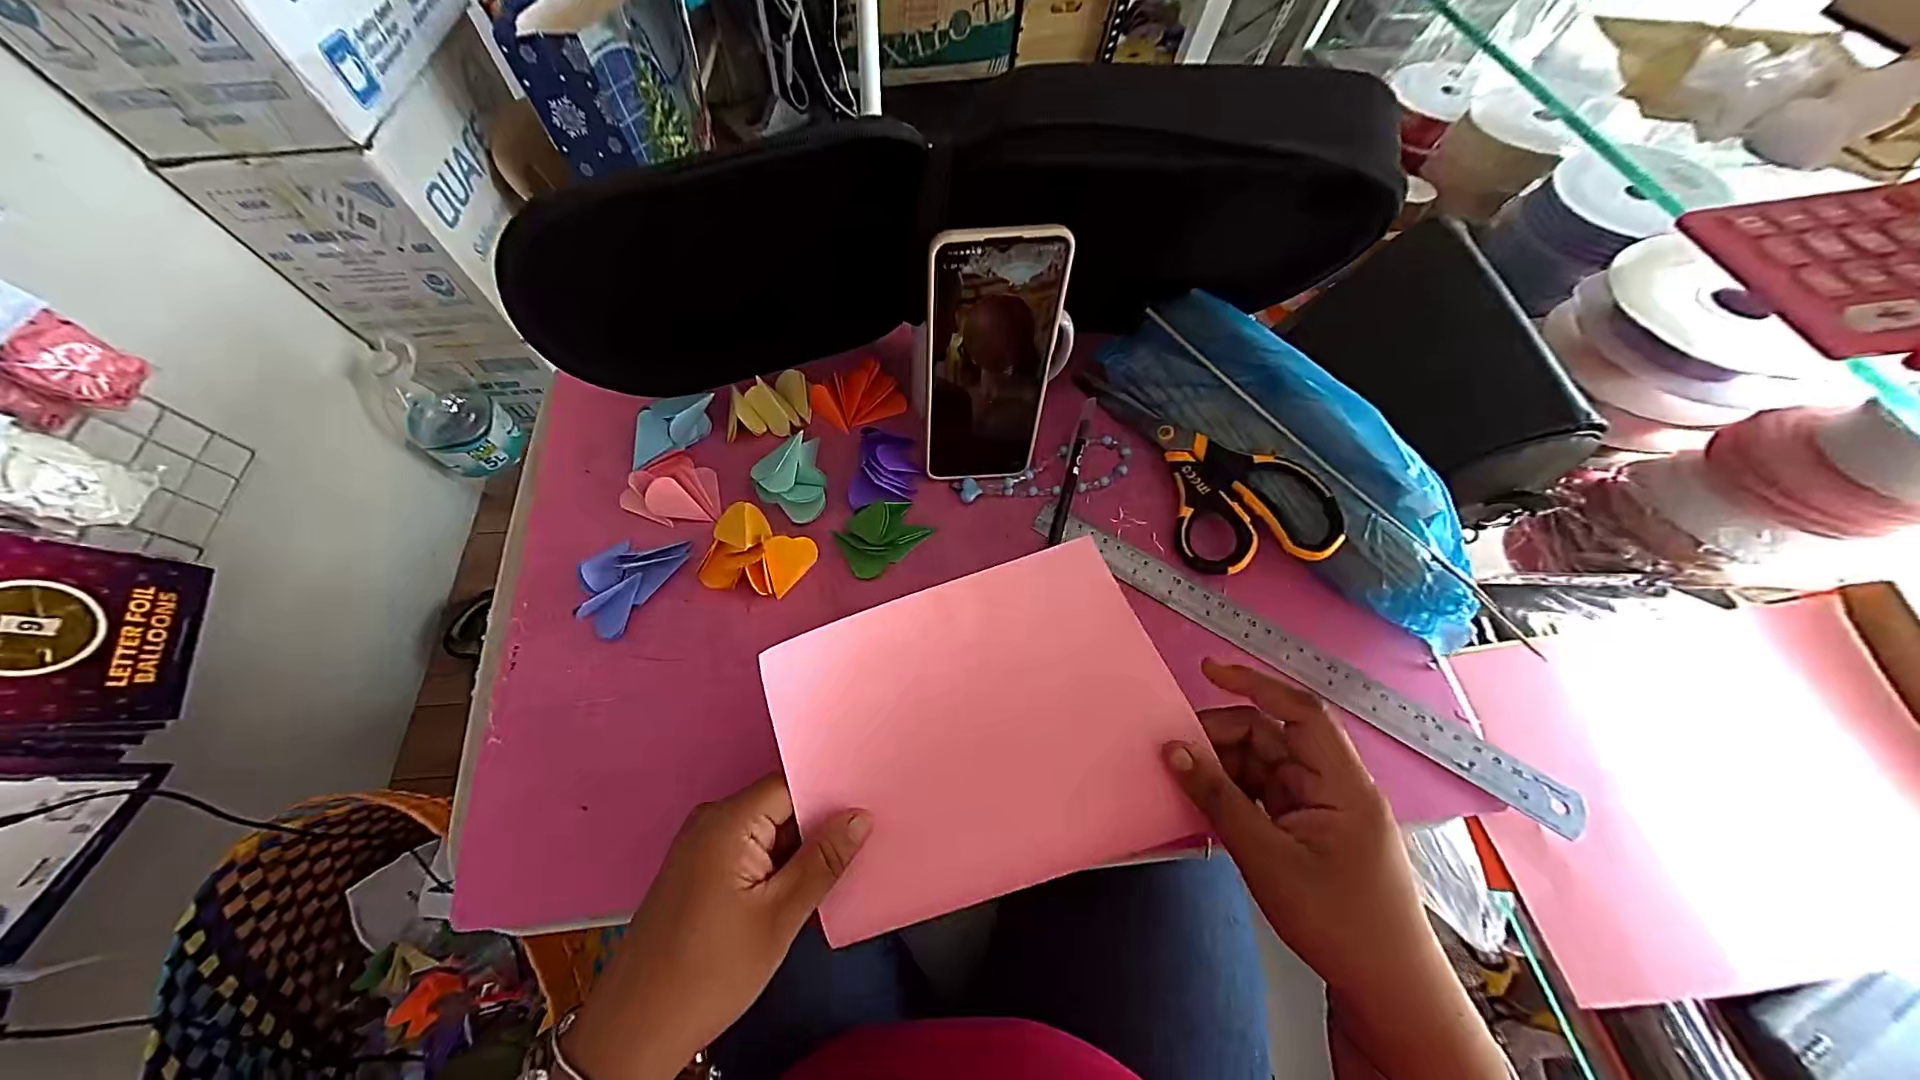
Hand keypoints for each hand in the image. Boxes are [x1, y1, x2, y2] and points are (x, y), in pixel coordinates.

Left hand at [562, 776, 870, 1079]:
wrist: (633, 1032)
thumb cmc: (706, 975)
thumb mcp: (779, 916)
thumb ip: (823, 861)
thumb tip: (859, 818)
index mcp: (727, 821)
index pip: (791, 785)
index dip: (829, 797)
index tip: (864, 813)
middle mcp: (710, 821)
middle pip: (780, 804)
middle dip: (816, 826)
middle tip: (854, 849)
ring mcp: (700, 844)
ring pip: (767, 829)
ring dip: (796, 849)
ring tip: (828, 873)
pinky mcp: (697, 868)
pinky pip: (748, 848)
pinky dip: (774, 864)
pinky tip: (792, 890)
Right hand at [1164, 659, 1504, 1079]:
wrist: (1387, 992)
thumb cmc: (1339, 923)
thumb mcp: (1268, 857)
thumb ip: (1218, 798)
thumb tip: (1174, 750)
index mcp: (1342, 783)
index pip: (1300, 712)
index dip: (1255, 683)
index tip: (1209, 670)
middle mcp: (1331, 784)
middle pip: (1271, 737)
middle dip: (1222, 737)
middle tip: (1174, 750)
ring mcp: (1318, 806)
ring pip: (1261, 765)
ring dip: (1222, 766)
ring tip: (1182, 777)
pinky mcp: (1305, 827)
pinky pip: (1261, 792)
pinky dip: (1231, 791)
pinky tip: (1204, 799)